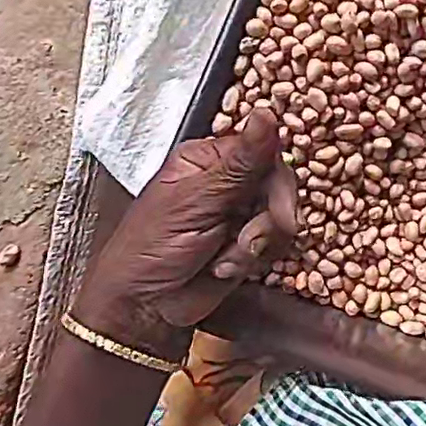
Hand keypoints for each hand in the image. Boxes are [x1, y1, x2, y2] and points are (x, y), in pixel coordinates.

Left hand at [77, 108, 297, 340]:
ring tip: (224, 259)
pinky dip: (254, 260)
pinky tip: (225, 268)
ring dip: (257, 244)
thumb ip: (240, 163)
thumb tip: (267, 114)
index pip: (264, 152)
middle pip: (280, 186)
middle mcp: (229, 182)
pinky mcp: (248, 243)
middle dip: (269, 219)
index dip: (276, 181)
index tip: (277, 208)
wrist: (143, 311)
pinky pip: (276, 243)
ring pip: (281, 217)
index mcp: (209, 159)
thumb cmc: (151, 250)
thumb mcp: (196, 202)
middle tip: (247, 242)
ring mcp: (240, 213)